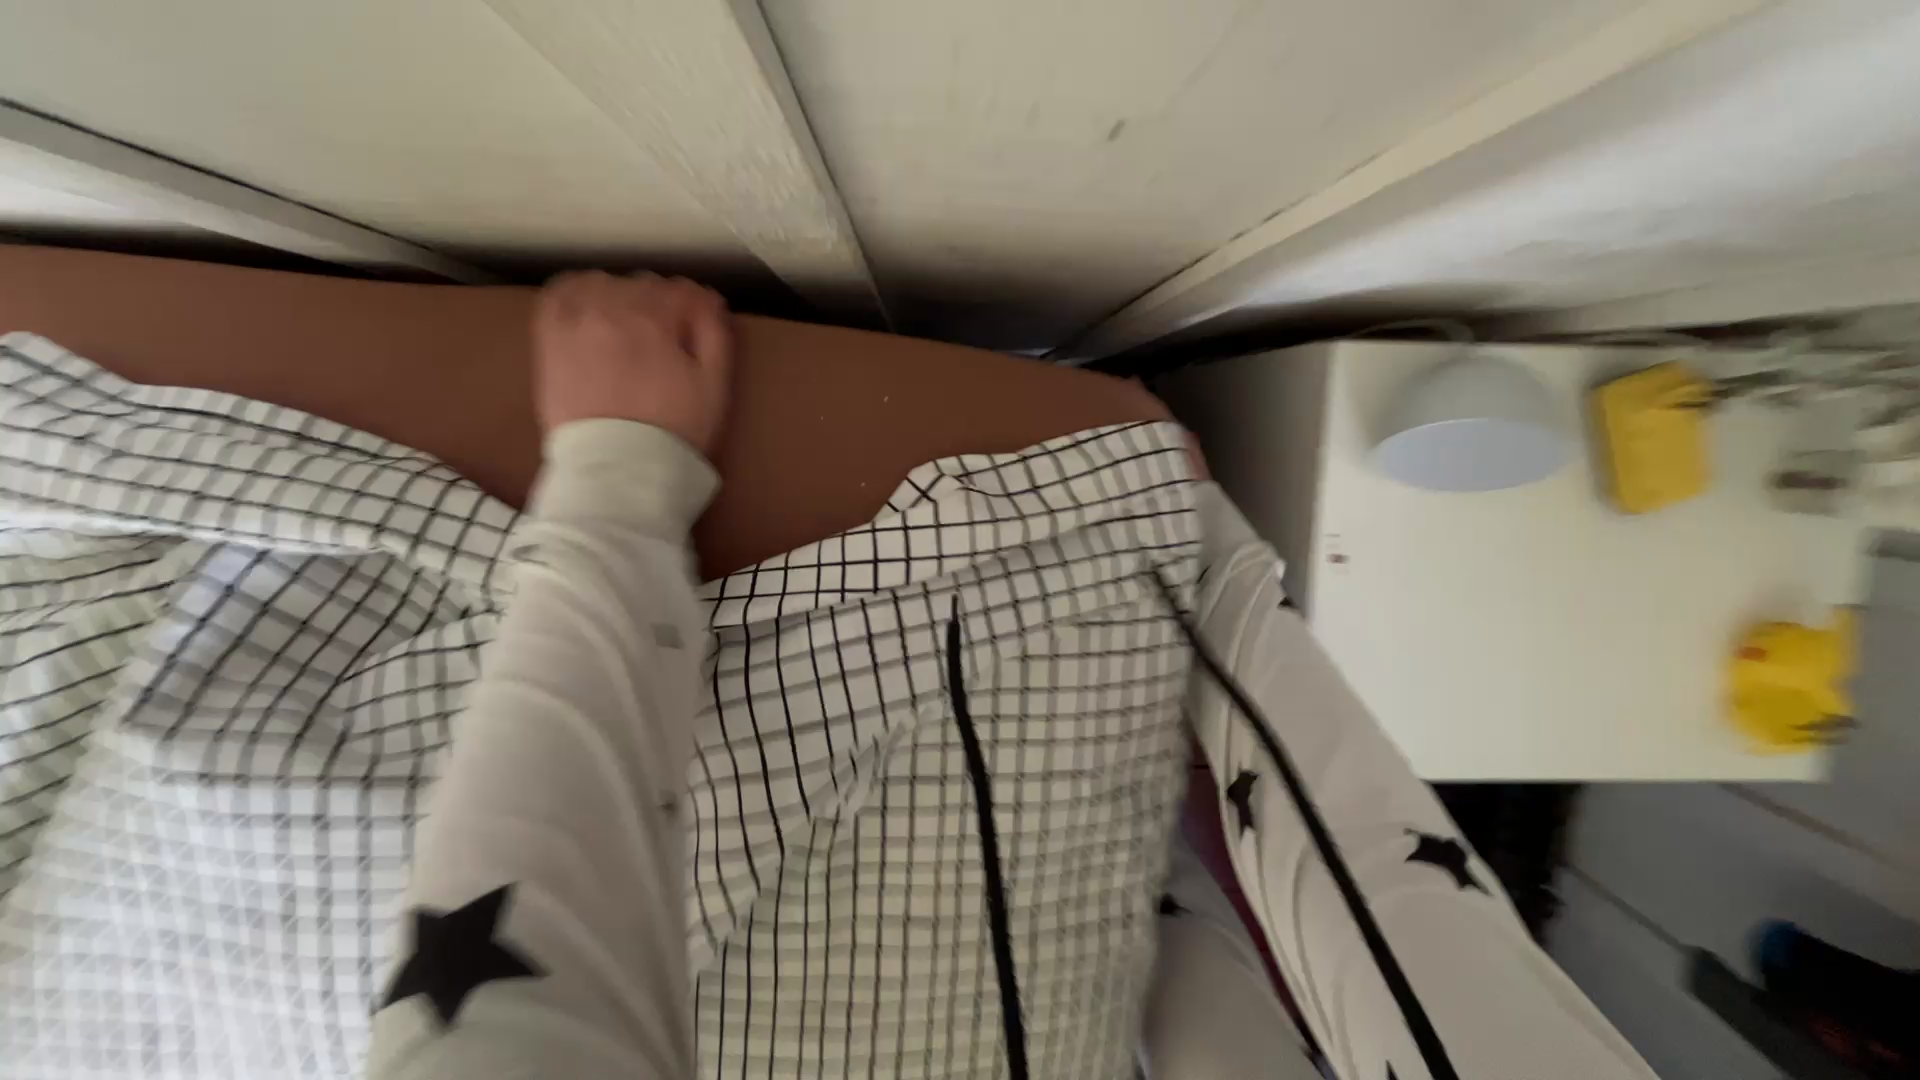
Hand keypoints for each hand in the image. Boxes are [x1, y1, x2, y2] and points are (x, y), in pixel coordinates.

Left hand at [532, 271, 733, 456]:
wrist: (619, 466)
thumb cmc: (674, 428)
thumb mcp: (714, 385)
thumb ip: (714, 335)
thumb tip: (709, 303)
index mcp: (655, 318)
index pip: (681, 291)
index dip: (698, 304)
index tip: (704, 319)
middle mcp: (611, 308)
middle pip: (642, 285)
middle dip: (662, 301)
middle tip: (671, 330)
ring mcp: (574, 321)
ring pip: (601, 283)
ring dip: (620, 294)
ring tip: (629, 321)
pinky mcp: (549, 338)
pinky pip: (558, 294)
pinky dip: (576, 292)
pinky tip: (588, 307)